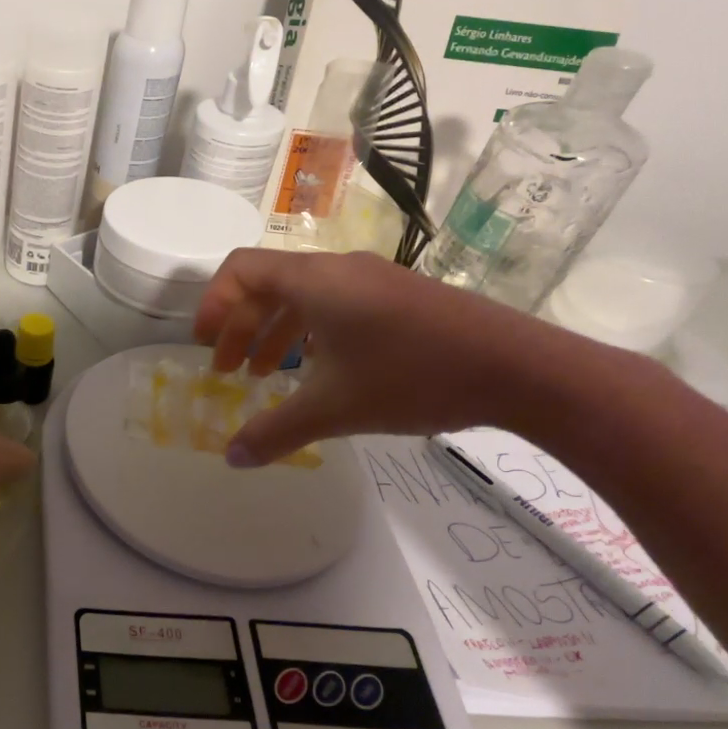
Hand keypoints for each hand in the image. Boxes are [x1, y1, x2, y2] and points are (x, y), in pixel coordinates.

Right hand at [194, 249, 590, 465]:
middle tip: (230, 373)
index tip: (205, 346)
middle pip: (267, 284)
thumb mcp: (335, 409)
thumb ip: (275, 431)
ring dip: (275, 332)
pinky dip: (312, 332)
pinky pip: (337, 302)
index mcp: (313, 281)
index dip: (213, 304)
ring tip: (268, 376)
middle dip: (240, 327)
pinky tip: (323, 371)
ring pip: (304, 295)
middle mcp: (339, 269)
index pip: (240, 269)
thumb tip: (231, 459)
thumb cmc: (413, 376)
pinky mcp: (402, 296)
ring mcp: (375, 279)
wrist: (522, 369)